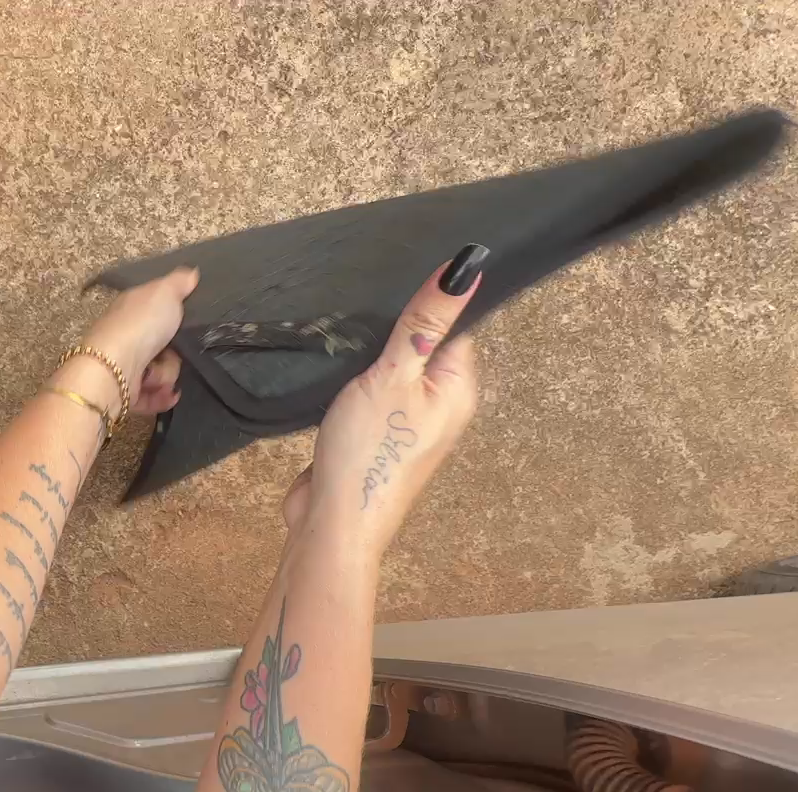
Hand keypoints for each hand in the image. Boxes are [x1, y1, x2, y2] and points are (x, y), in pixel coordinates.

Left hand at [61, 266, 197, 415]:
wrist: (112, 368)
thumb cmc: (139, 325)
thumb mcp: (164, 292)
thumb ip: (179, 283)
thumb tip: (191, 273)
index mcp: (131, 311)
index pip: (157, 313)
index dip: (175, 320)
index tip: (184, 324)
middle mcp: (126, 338)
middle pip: (165, 348)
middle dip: (174, 355)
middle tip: (172, 351)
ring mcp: (123, 367)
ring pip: (161, 374)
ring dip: (166, 376)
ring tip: (157, 375)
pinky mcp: (124, 392)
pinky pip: (152, 397)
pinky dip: (161, 397)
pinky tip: (168, 394)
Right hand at [283, 246, 485, 559]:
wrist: (334, 520)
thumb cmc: (368, 451)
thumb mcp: (393, 375)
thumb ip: (423, 323)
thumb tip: (467, 266)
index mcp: (458, 388)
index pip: (452, 327)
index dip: (424, 306)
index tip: (390, 291)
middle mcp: (439, 406)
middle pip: (419, 350)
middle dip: (389, 335)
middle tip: (355, 318)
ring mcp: (403, 426)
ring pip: (389, 376)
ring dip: (365, 364)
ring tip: (340, 345)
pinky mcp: (371, 439)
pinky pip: (366, 401)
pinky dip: (349, 389)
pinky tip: (330, 381)